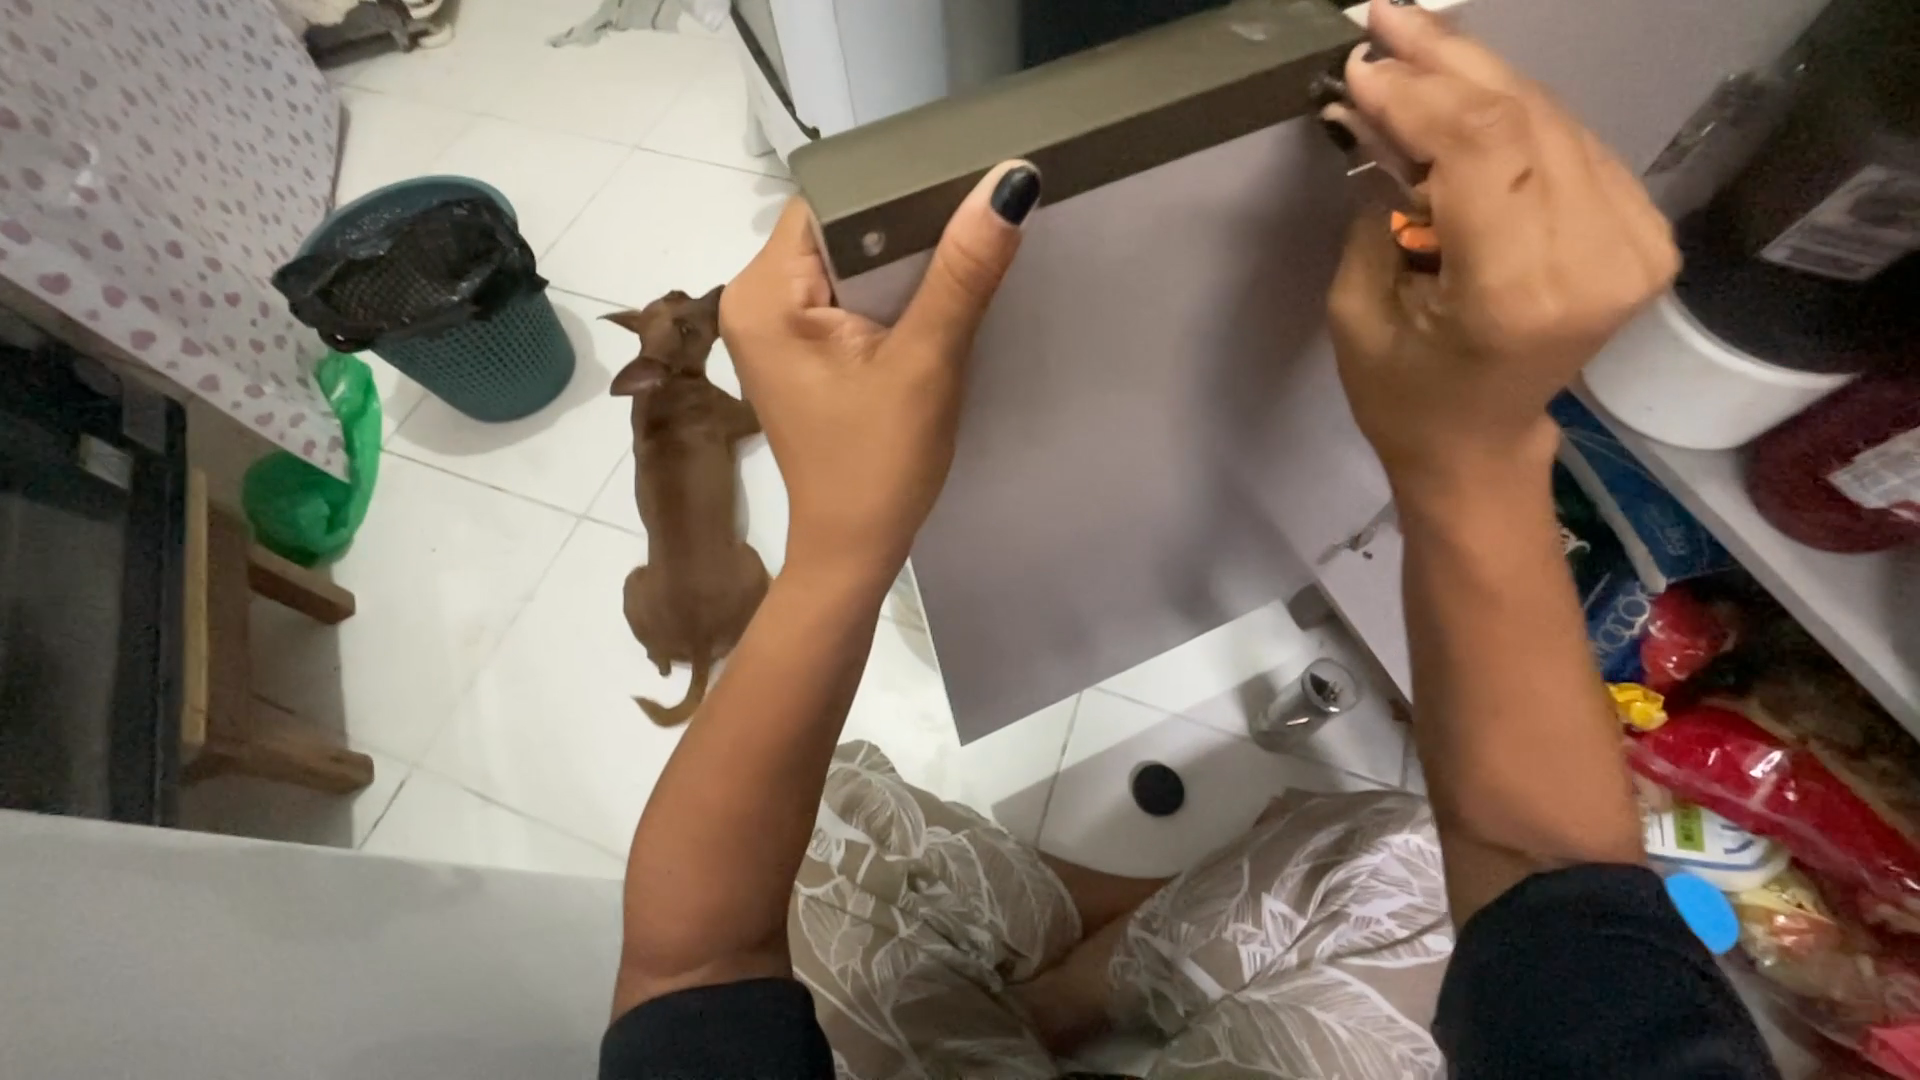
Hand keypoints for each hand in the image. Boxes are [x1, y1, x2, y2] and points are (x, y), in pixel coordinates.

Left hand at [721, 161, 1039, 580]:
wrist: (854, 547)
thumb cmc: (879, 464)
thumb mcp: (925, 364)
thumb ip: (961, 274)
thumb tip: (1010, 183)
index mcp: (764, 294)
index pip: (834, 204)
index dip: (899, 193)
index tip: (964, 190)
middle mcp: (754, 301)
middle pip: (840, 233)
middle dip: (906, 231)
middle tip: (978, 226)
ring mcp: (775, 330)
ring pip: (848, 267)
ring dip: (904, 268)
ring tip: (966, 260)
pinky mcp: (800, 354)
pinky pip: (848, 301)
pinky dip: (891, 300)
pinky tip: (935, 304)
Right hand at [1326, 0, 1677, 493]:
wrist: (1478, 442)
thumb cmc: (1401, 399)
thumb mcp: (1359, 315)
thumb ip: (1376, 212)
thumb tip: (1373, 120)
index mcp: (1515, 293)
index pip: (1480, 151)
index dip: (1417, 96)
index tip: (1360, 67)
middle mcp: (1594, 257)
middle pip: (1524, 119)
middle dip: (1446, 65)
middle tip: (1384, 22)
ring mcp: (1633, 240)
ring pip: (1551, 118)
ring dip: (1476, 78)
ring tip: (1411, 45)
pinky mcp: (1641, 230)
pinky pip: (1568, 143)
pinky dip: (1508, 114)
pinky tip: (1459, 96)